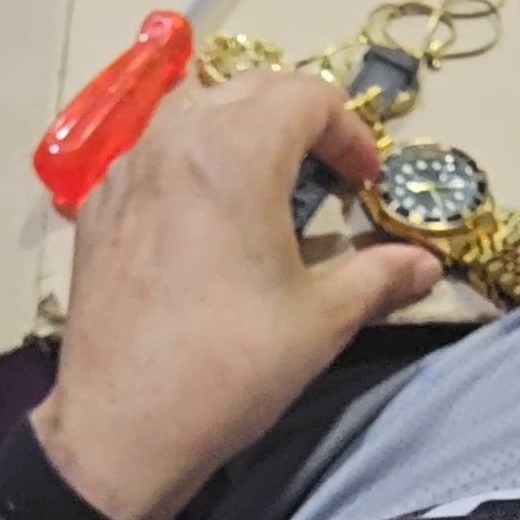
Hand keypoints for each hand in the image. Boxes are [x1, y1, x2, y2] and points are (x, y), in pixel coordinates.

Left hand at [33, 73, 441, 519]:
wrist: (123, 429)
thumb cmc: (231, 369)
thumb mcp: (320, 322)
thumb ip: (379, 278)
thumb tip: (426, 265)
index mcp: (234, 151)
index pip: (306, 96)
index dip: (350, 132)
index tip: (365, 183)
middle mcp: (172, 141)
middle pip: (247, 90)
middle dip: (297, 120)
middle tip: (321, 175)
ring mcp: (122, 173)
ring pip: (190, 113)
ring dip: (237, 132)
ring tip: (260, 186)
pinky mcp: (93, 212)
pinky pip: (148, 157)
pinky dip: (186, 164)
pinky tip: (197, 220)